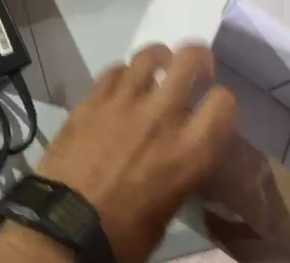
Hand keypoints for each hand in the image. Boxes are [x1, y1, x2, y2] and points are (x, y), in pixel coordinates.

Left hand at [33, 45, 236, 262]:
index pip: (223, 104)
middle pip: (187, 62)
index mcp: (188, 153)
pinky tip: (124, 82)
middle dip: (198, 56)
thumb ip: (180, 171)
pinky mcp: (92, 99)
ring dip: (159, 55)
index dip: (224, 99)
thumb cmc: (124, 233)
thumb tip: (179, 156)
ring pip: (147, 56)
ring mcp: (123, 102)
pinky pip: (114, 71)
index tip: (216, 103)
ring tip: (161, 63)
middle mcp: (160, 118)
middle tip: (198, 65)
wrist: (65, 223)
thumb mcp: (168, 209)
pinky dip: (125, 72)